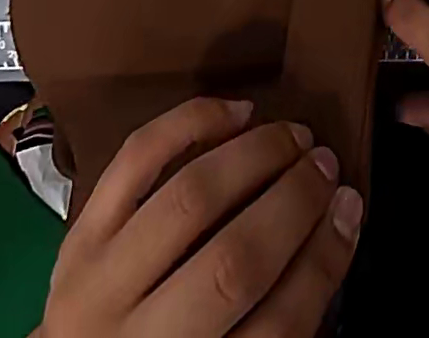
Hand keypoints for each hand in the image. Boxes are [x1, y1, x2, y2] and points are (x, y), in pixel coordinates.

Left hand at [39, 97, 362, 337]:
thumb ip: (277, 312)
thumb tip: (334, 222)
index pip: (277, 326)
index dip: (325, 258)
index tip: (350, 205)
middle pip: (232, 263)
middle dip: (294, 199)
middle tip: (326, 161)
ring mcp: (97, 285)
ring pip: (188, 200)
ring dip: (254, 156)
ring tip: (294, 135)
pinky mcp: (79, 233)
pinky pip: (137, 160)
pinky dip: (192, 122)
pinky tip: (238, 112)